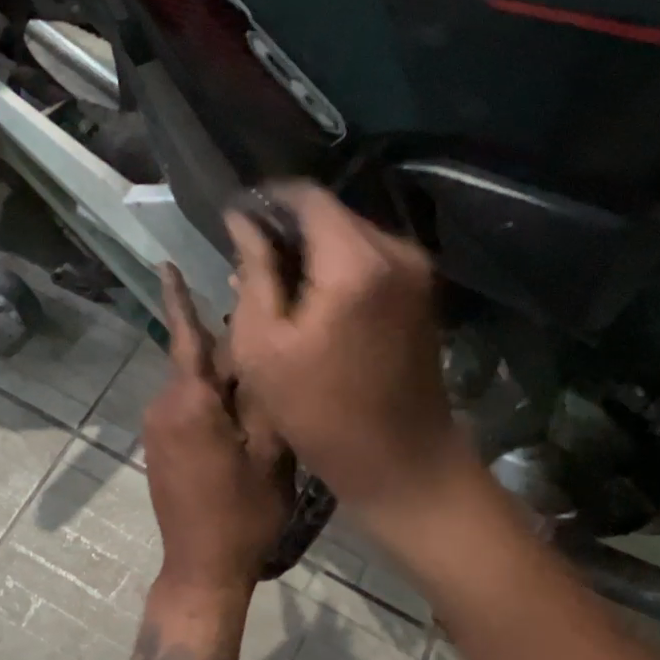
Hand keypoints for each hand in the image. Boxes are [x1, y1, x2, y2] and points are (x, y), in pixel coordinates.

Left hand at [143, 263, 293, 596]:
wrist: (201, 568)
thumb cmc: (243, 512)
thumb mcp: (270, 451)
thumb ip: (263, 393)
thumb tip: (262, 343)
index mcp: (190, 401)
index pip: (187, 336)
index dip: (180, 297)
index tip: (167, 263)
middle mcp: (164, 405)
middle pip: (198, 357)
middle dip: (227, 339)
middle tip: (263, 317)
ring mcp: (157, 426)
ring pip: (195, 381)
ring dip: (223, 370)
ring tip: (264, 360)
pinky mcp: (160, 444)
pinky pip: (187, 402)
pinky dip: (212, 393)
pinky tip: (242, 401)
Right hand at [225, 184, 472, 513]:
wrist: (405, 463)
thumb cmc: (321, 413)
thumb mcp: (264, 346)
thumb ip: (255, 271)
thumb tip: (242, 219)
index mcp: (355, 261)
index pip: (307, 196)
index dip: (267, 200)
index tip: (236, 218)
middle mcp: (395, 250)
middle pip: (332, 212)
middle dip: (289, 226)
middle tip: (250, 258)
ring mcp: (416, 269)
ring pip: (351, 233)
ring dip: (313, 247)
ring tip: (276, 281)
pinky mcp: (423, 289)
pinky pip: (371, 257)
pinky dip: (339, 265)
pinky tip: (312, 297)